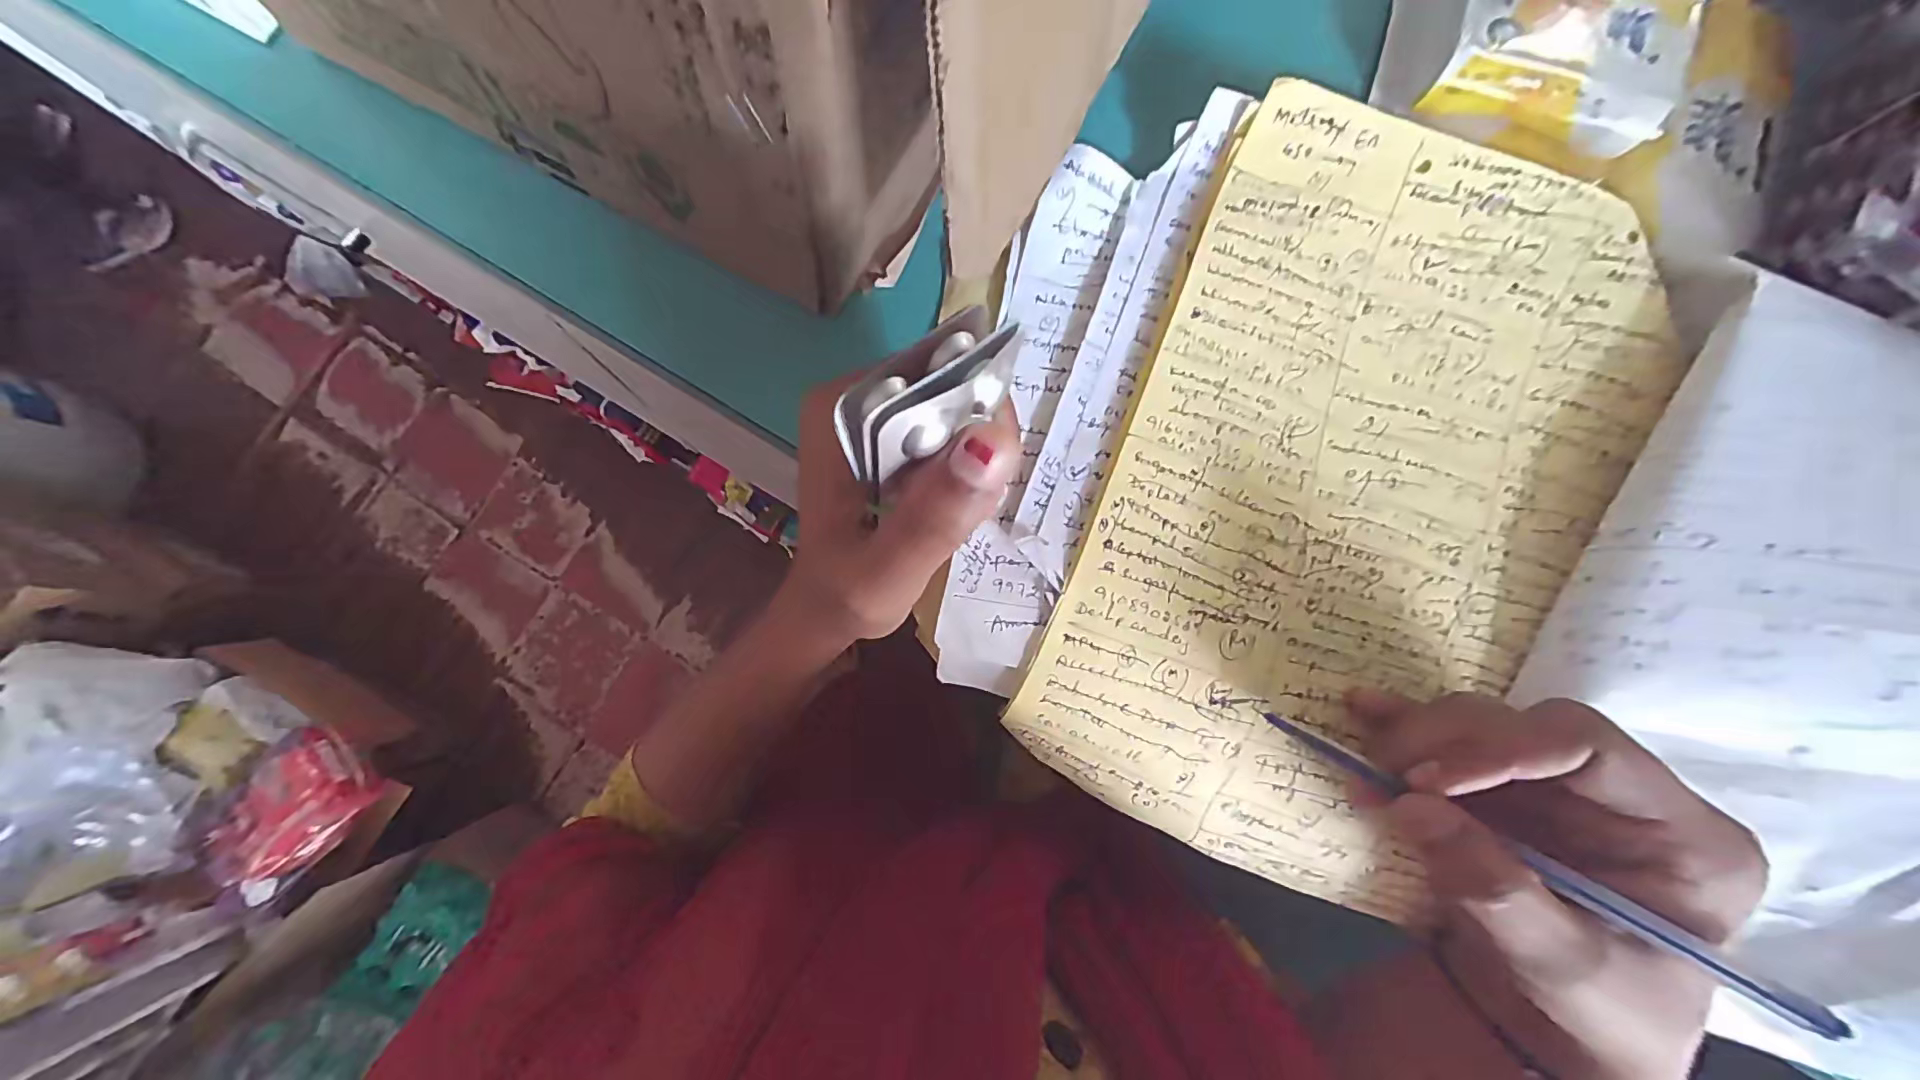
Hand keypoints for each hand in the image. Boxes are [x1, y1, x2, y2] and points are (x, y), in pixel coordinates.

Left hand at [784, 371, 1020, 642]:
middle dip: (978, 442)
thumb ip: (935, 515)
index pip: (937, 373)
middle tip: (971, 504)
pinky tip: (951, 506)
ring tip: (956, 513)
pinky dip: (964, 467)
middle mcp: (855, 396)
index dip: (979, 414)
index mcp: (841, 410)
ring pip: (956, 408)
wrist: (825, 606)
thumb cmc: (846, 595)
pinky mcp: (889, 434)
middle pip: (951, 385)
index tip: (988, 476)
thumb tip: (993, 443)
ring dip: (975, 460)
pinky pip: (949, 430)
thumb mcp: (888, 570)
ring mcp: (873, 413)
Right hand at [1351, 691, 1766, 1079]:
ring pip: (1477, 721)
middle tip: (1386, 776)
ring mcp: (1556, 781)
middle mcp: (1619, 791)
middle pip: (1521, 725)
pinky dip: (1402, 721)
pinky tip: (1364, 709)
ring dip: (1414, 738)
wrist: (1554, 1022)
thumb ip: (1495, 888)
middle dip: (1444, 743)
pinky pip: (1448, 735)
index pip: (1587, 748)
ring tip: (1370, 773)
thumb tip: (1413, 806)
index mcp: (1680, 834)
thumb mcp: (1557, 964)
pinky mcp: (1500, 780)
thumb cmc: (1591, 1006)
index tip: (1429, 782)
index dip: (1501, 748)